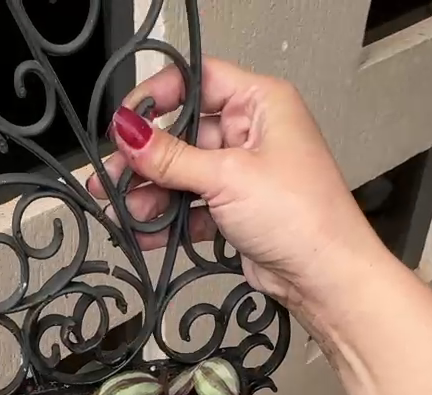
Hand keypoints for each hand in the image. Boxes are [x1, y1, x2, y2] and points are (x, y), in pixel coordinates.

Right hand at [91, 59, 395, 321]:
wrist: (322, 276)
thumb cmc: (302, 216)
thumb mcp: (228, 177)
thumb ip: (172, 158)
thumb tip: (129, 134)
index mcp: (260, 104)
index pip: (198, 82)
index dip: (158, 97)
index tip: (125, 122)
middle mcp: (251, 134)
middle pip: (183, 135)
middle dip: (144, 159)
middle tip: (109, 176)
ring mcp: (242, 175)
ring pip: (183, 176)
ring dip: (149, 195)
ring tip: (118, 211)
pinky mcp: (234, 212)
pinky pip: (191, 210)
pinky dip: (167, 221)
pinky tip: (141, 231)